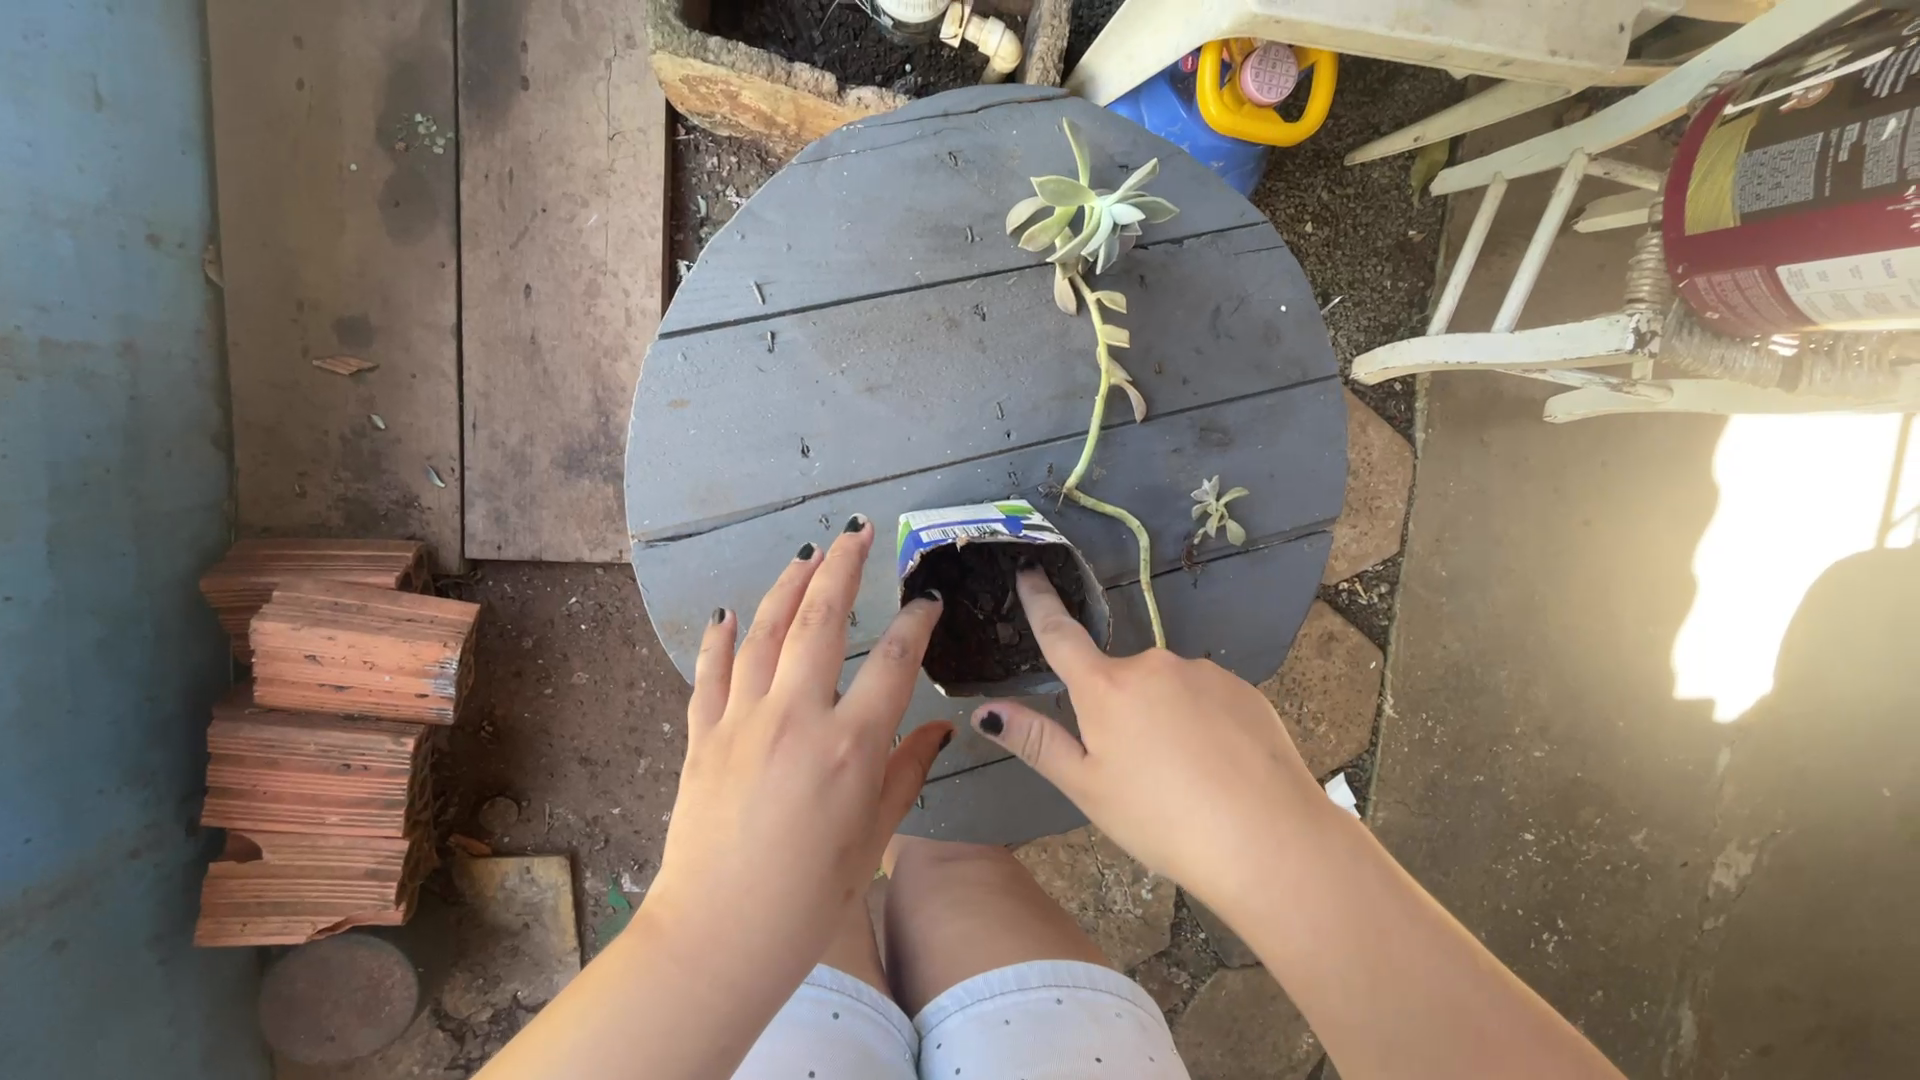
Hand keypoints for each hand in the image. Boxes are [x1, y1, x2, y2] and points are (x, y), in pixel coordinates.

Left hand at [647, 518, 951, 964]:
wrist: (718, 937)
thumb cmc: (810, 898)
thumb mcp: (873, 838)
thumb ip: (907, 773)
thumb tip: (941, 731)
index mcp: (850, 746)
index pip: (893, 661)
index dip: (916, 623)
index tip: (927, 600)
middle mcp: (796, 718)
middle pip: (821, 621)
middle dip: (843, 568)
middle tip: (857, 530)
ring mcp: (742, 721)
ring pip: (764, 633)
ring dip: (787, 586)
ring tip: (807, 553)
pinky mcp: (702, 735)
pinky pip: (711, 673)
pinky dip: (720, 638)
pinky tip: (729, 612)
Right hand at [968, 568, 1331, 908]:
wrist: (1268, 838)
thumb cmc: (1161, 819)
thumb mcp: (1087, 787)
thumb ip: (1036, 741)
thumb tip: (986, 709)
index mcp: (1105, 688)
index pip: (1060, 633)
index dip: (1040, 601)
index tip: (1029, 569)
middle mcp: (1152, 664)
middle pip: (1118, 678)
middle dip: (1118, 710)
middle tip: (1136, 769)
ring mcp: (1202, 671)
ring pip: (1165, 689)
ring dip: (1162, 717)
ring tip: (1183, 776)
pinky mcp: (1242, 687)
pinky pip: (1205, 697)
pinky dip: (1201, 722)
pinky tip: (1217, 766)